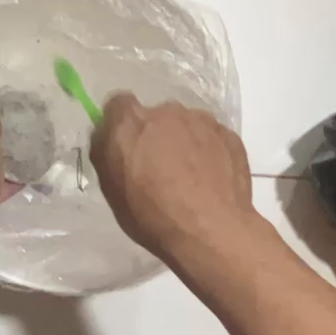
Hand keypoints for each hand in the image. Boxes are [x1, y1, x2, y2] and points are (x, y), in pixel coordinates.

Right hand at [91, 92, 258, 266]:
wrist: (211, 231)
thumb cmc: (152, 216)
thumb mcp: (112, 191)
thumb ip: (106, 154)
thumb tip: (107, 137)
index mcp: (131, 123)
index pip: (117, 104)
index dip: (118, 124)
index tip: (123, 147)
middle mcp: (167, 112)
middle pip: (154, 116)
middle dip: (153, 135)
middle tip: (156, 168)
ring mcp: (202, 121)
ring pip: (185, 124)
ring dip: (182, 142)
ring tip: (188, 176)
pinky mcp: (229, 135)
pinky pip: (210, 137)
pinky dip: (207, 151)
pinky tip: (209, 179)